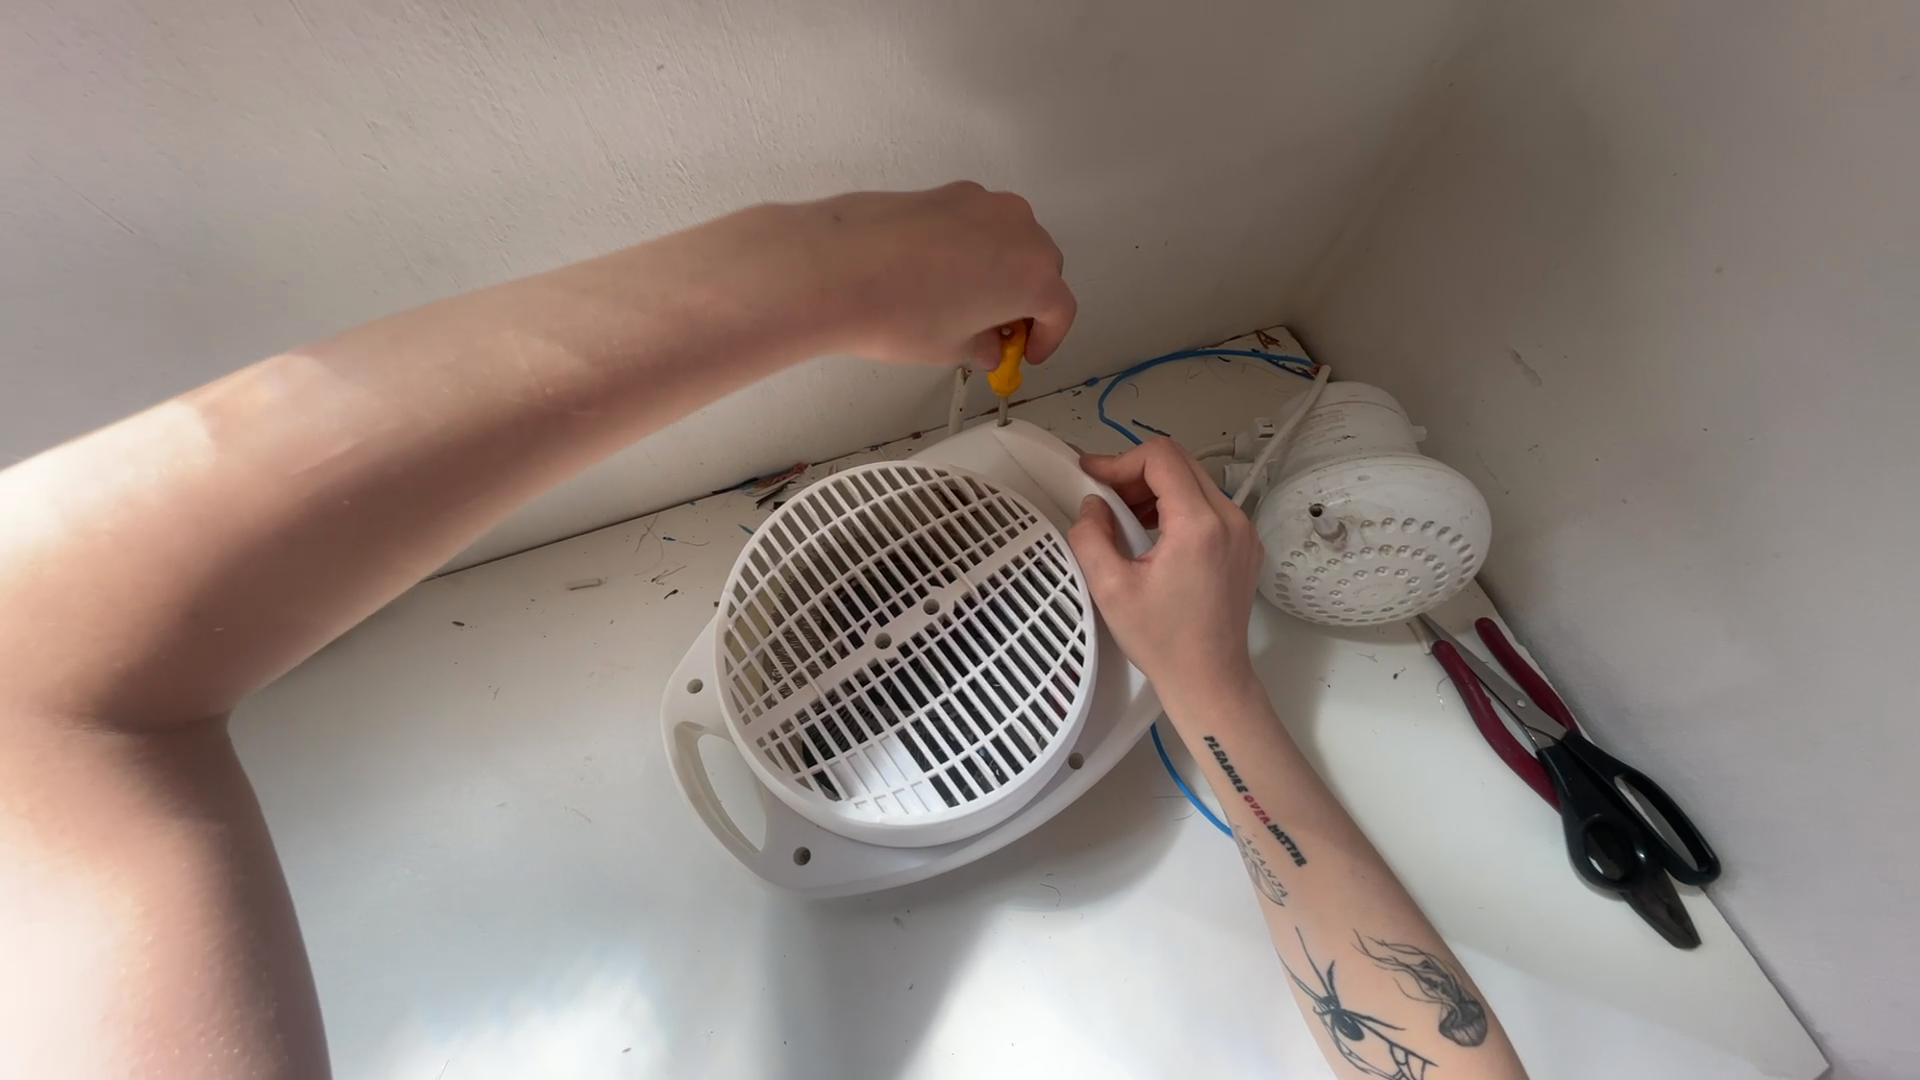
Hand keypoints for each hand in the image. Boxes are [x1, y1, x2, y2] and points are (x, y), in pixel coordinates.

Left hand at [774, 182, 1076, 368]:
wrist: (839, 270)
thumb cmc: (900, 314)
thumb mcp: (952, 349)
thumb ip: (983, 346)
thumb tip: (987, 344)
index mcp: (1035, 276)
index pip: (1060, 310)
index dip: (1048, 339)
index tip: (1027, 353)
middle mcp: (1020, 231)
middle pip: (1043, 270)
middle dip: (1028, 303)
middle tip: (1000, 333)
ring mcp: (985, 204)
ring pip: (1013, 242)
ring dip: (1003, 273)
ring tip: (969, 306)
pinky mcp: (951, 192)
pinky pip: (980, 226)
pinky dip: (976, 251)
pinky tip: (943, 277)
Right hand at [1068, 439, 1265, 702]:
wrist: (1208, 678)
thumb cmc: (1162, 641)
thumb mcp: (1109, 588)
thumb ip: (1090, 536)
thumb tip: (1092, 506)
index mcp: (1198, 525)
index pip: (1160, 458)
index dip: (1119, 460)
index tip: (1091, 476)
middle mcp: (1230, 519)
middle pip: (1179, 462)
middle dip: (1135, 472)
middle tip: (1104, 496)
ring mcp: (1243, 531)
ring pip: (1194, 480)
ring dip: (1154, 489)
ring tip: (1124, 518)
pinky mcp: (1245, 544)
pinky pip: (1208, 504)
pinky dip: (1176, 506)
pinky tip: (1152, 534)